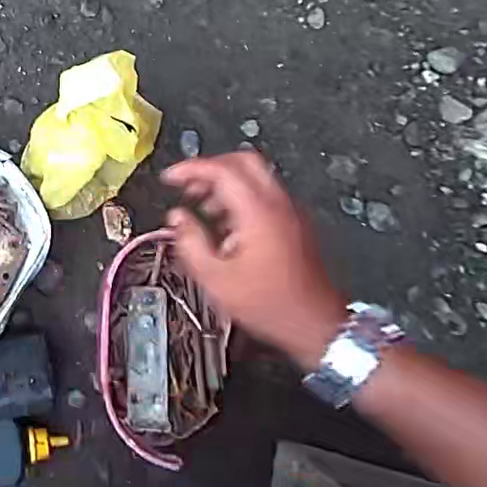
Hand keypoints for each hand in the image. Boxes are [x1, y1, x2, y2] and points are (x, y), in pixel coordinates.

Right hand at [163, 152, 347, 364]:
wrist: (315, 326)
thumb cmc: (269, 305)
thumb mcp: (215, 279)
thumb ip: (190, 242)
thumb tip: (177, 218)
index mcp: (258, 212)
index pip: (221, 170)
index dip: (190, 169)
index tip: (170, 178)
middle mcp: (278, 204)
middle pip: (242, 161)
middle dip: (209, 168)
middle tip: (187, 185)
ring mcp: (290, 212)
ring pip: (254, 175)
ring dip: (224, 184)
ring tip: (201, 207)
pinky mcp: (294, 223)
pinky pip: (264, 194)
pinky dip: (239, 197)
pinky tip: (223, 224)